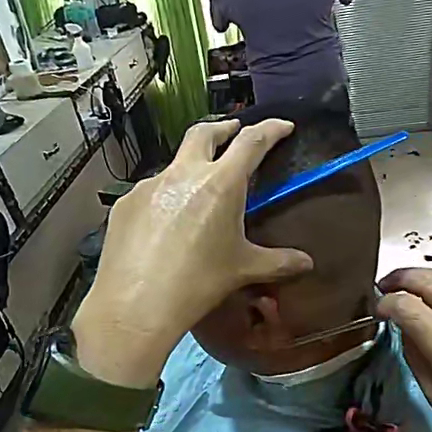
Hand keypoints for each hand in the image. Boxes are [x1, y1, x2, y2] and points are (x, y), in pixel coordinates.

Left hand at [71, 120, 312, 386]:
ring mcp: (150, 185)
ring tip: (200, 190)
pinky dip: (167, 195)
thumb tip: (306, 263)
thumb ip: (278, 261)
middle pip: (204, 133)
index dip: (270, 129)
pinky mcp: (126, 203)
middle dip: (223, 128)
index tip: (283, 126)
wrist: (136, 305)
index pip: (251, 142)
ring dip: (192, 166)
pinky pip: (152, 190)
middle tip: (234, 132)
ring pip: (175, 163)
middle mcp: (184, 174)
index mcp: (220, 184)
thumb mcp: (244, 269)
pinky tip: (168, 221)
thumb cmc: (198, 282)